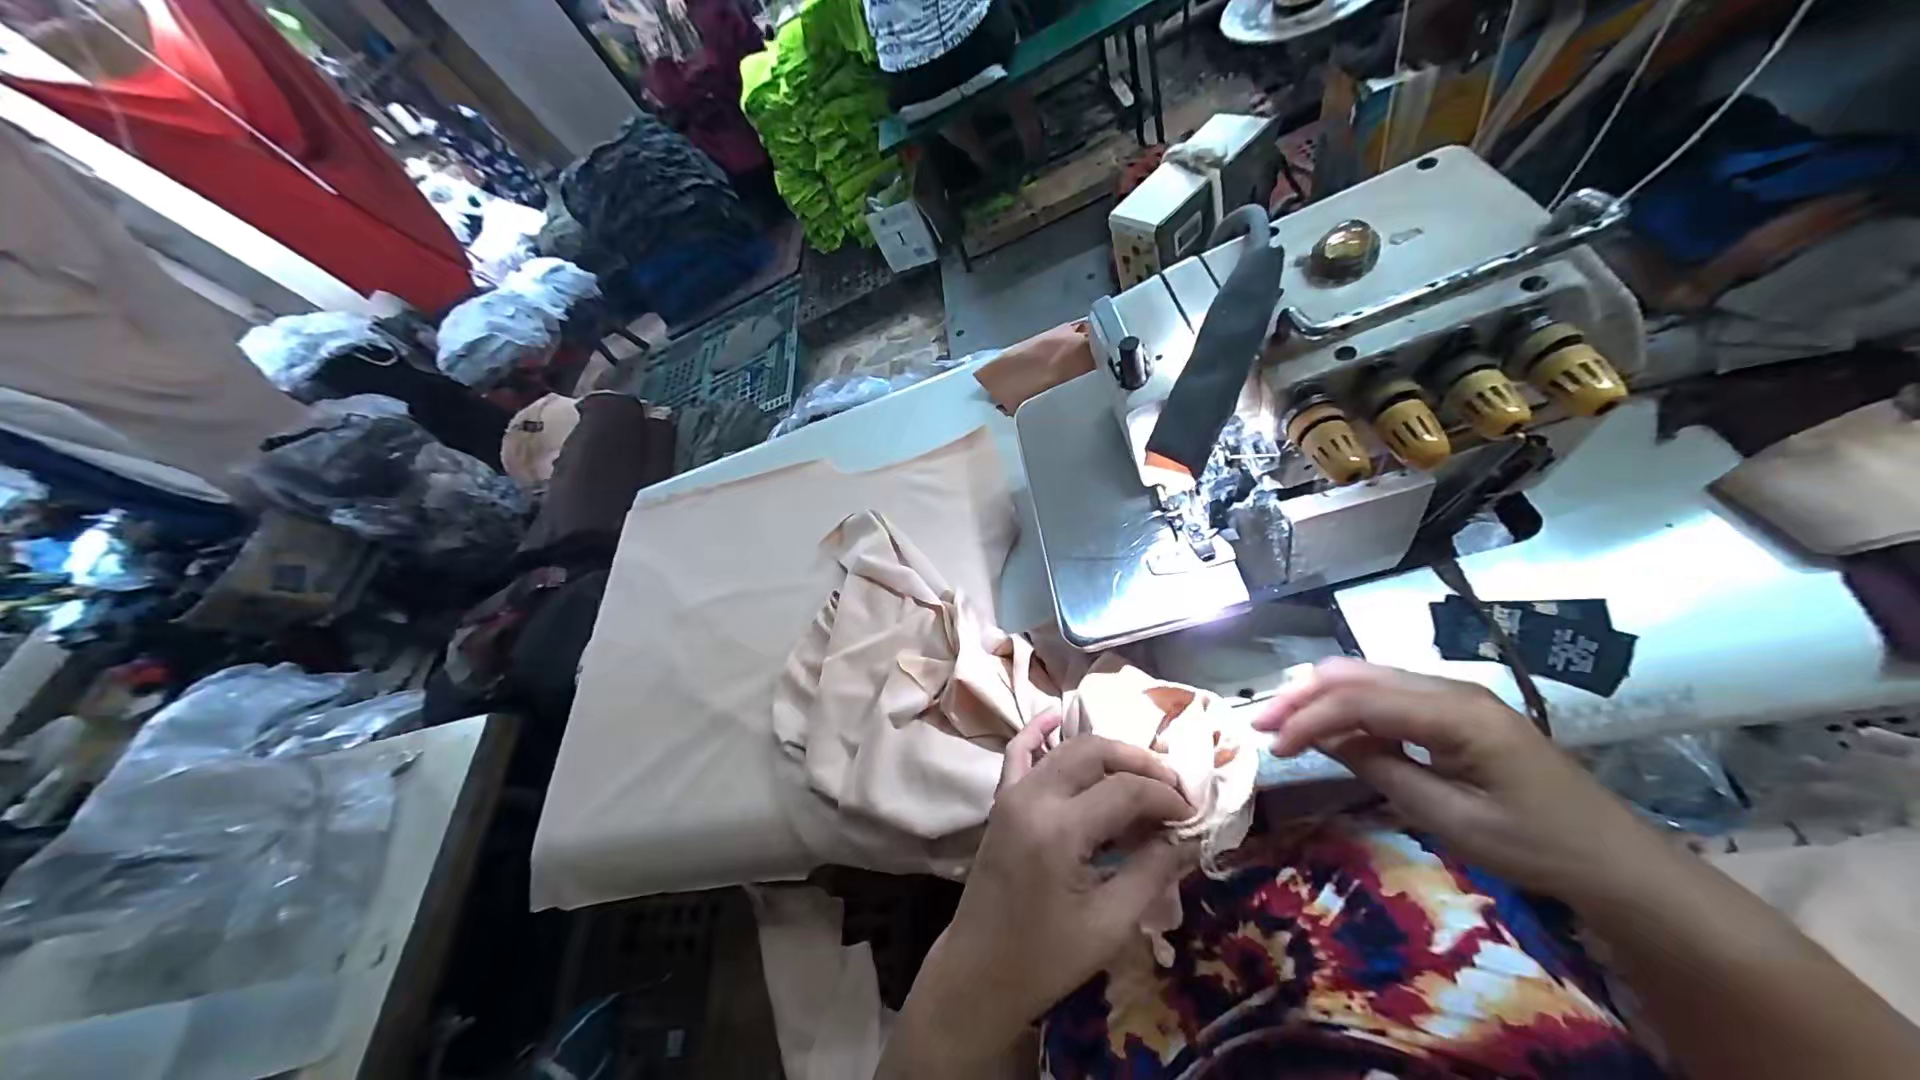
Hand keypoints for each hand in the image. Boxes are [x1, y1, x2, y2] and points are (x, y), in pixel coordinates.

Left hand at [883, 717, 1196, 1077]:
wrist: (978, 971)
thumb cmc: (1046, 957)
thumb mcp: (1110, 923)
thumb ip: (1152, 871)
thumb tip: (1187, 837)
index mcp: (1059, 829)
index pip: (1126, 790)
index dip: (1166, 798)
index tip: (1192, 816)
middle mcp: (1032, 796)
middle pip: (1095, 753)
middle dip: (1140, 764)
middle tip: (1173, 790)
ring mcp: (1011, 793)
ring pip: (1066, 749)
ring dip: (1108, 754)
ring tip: (1143, 778)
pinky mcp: (1001, 800)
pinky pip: (1020, 752)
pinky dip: (1040, 732)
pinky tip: (1057, 718)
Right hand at [1254, 658, 1661, 900]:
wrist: (1616, 860)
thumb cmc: (1537, 845)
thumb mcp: (1450, 816)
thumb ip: (1380, 768)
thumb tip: (1320, 738)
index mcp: (1456, 713)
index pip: (1360, 700)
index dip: (1308, 718)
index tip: (1272, 746)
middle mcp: (1450, 689)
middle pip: (1356, 674)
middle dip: (1302, 696)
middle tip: (1262, 723)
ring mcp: (1452, 695)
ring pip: (1366, 678)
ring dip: (1319, 698)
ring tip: (1282, 723)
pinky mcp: (1452, 710)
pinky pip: (1385, 695)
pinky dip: (1347, 708)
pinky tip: (1327, 727)